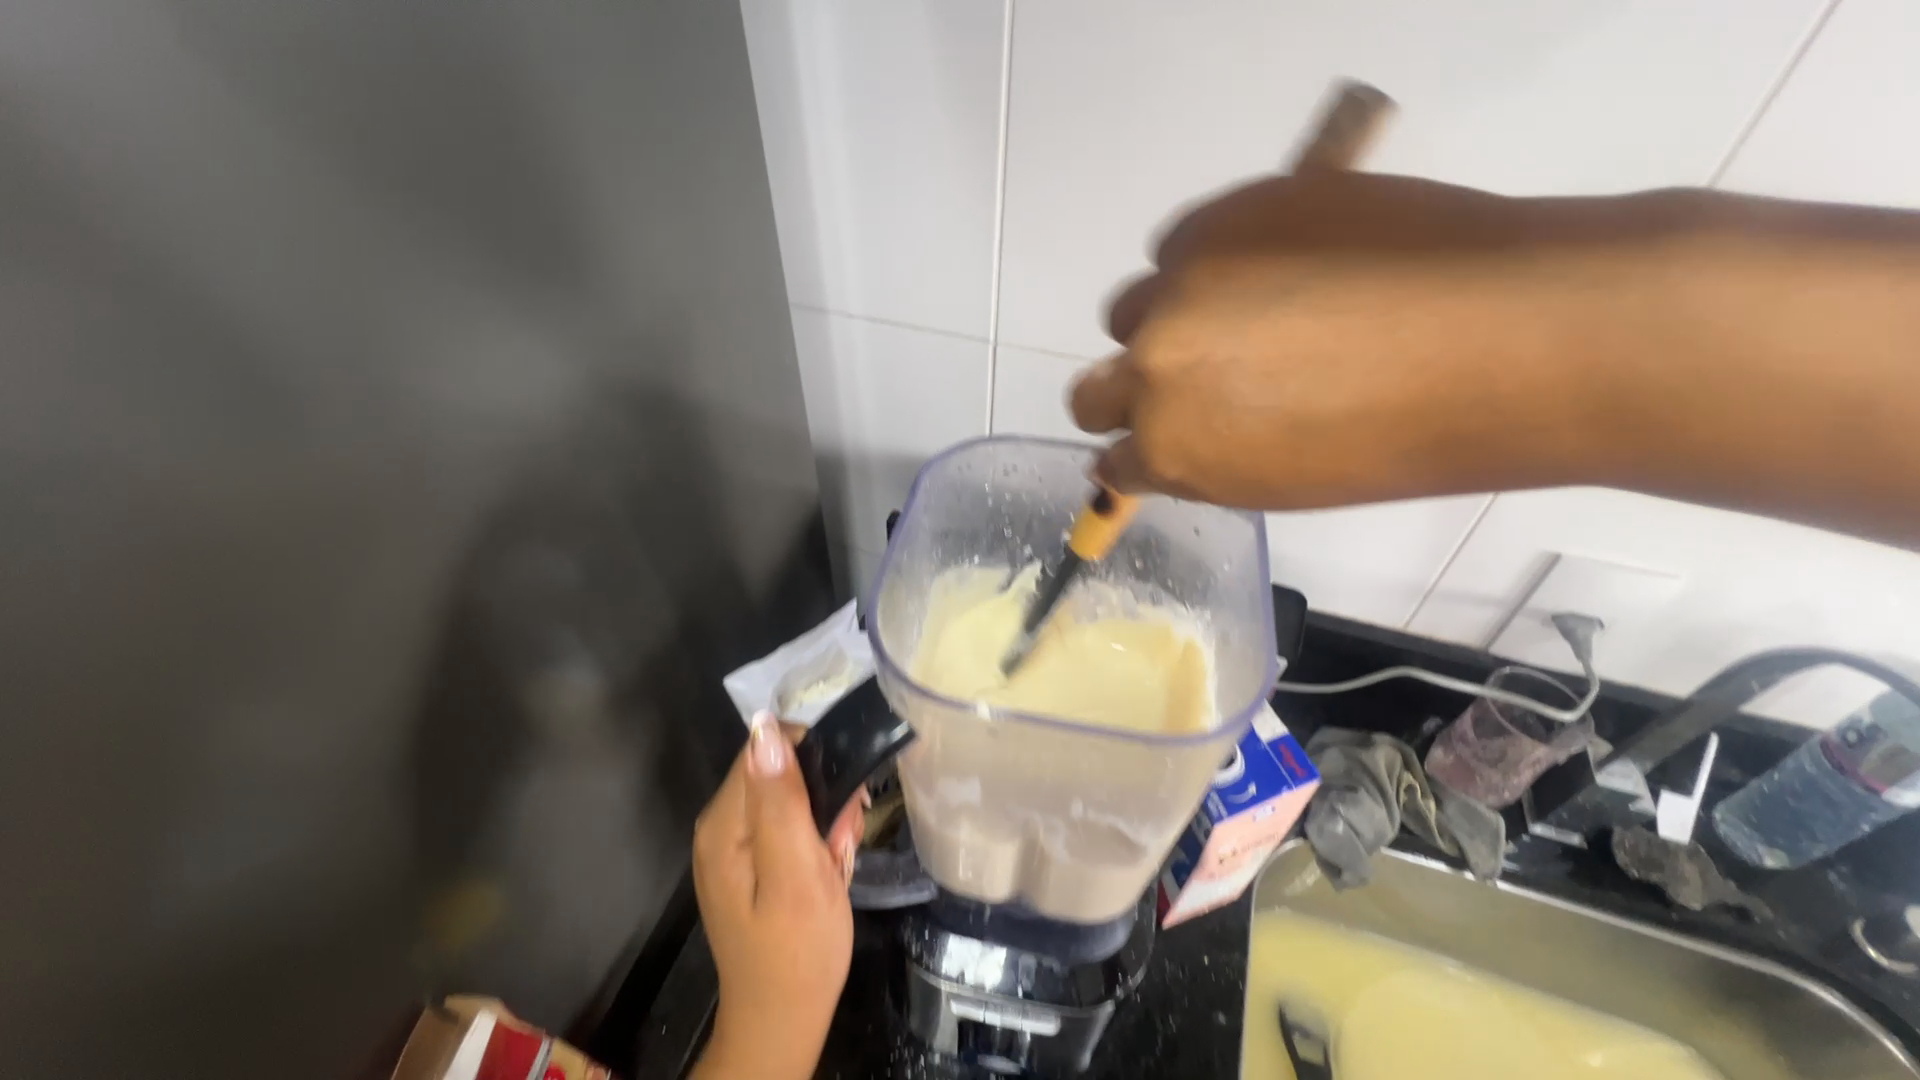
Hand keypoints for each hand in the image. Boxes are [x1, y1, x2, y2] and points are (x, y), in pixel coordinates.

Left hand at [689, 711, 865, 1079]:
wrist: (783, 1021)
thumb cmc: (797, 950)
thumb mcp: (797, 872)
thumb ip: (782, 799)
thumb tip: (766, 725)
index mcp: (724, 823)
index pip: (766, 749)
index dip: (812, 764)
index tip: (842, 803)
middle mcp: (720, 826)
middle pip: (780, 773)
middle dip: (823, 799)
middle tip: (840, 844)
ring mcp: (734, 847)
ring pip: (792, 799)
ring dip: (826, 824)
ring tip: (835, 864)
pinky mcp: (751, 864)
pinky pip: (791, 828)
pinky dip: (817, 844)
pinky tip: (827, 874)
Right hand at [1071, 171, 1692, 508]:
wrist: (1509, 338)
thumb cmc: (1406, 440)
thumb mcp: (1283, 482)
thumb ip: (1210, 462)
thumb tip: (1182, 442)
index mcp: (1171, 450)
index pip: (1113, 462)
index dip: (1141, 455)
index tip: (1167, 442)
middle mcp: (1154, 369)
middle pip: (1091, 391)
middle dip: (1132, 396)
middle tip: (1195, 383)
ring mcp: (1182, 286)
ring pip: (1128, 310)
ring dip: (1166, 322)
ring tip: (1243, 315)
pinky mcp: (1221, 216)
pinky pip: (1177, 245)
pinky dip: (1205, 264)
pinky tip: (1271, 268)